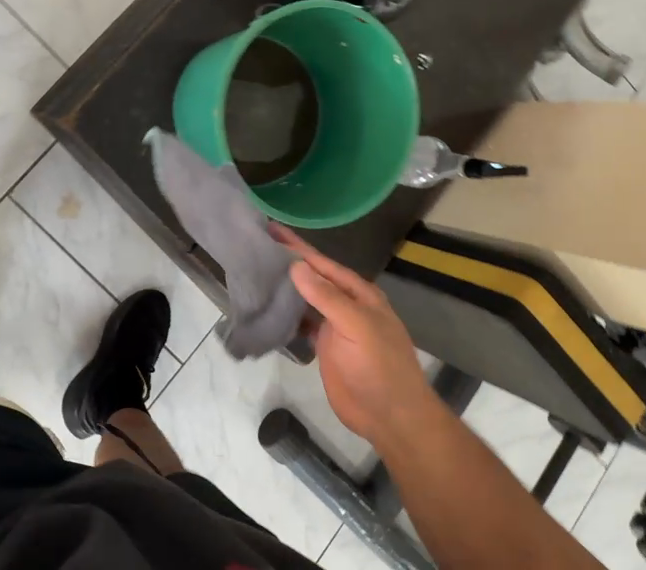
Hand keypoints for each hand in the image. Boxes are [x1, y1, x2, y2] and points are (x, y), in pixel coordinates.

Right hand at [271, 224, 433, 444]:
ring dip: (284, 288)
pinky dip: (285, 315)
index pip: (323, 264)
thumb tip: (296, 266)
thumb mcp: (356, 326)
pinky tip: (266, 307)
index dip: (298, 247)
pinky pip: (301, 323)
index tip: (271, 229)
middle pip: (312, 279)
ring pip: (305, 300)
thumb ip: (327, 297)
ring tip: (254, 272)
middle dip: (288, 263)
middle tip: (255, 247)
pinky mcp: (324, 347)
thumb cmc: (379, 367)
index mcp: (359, 294)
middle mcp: (346, 305)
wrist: (391, 417)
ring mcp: (334, 327)